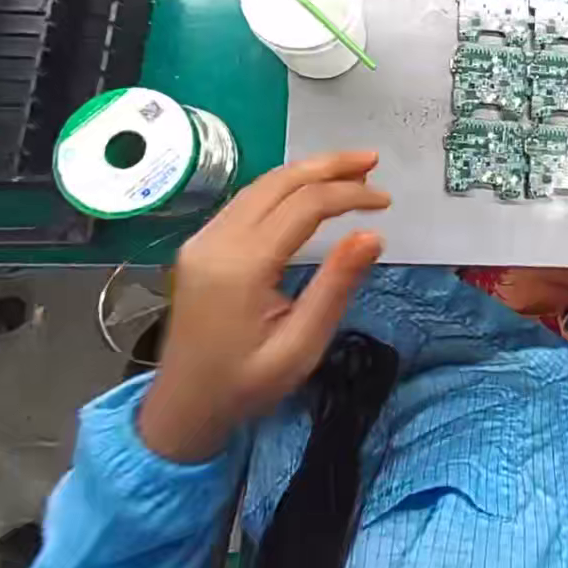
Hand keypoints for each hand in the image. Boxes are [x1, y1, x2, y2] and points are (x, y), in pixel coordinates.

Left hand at [137, 151, 390, 461]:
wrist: (182, 408)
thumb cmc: (246, 385)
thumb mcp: (301, 347)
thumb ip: (335, 287)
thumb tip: (372, 235)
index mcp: (241, 265)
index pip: (304, 206)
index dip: (349, 195)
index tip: (385, 202)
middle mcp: (217, 240)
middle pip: (280, 181)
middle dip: (329, 165)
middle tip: (372, 159)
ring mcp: (203, 238)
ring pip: (261, 185)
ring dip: (308, 171)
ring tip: (351, 169)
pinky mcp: (201, 243)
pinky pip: (247, 199)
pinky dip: (285, 187)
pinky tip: (309, 189)